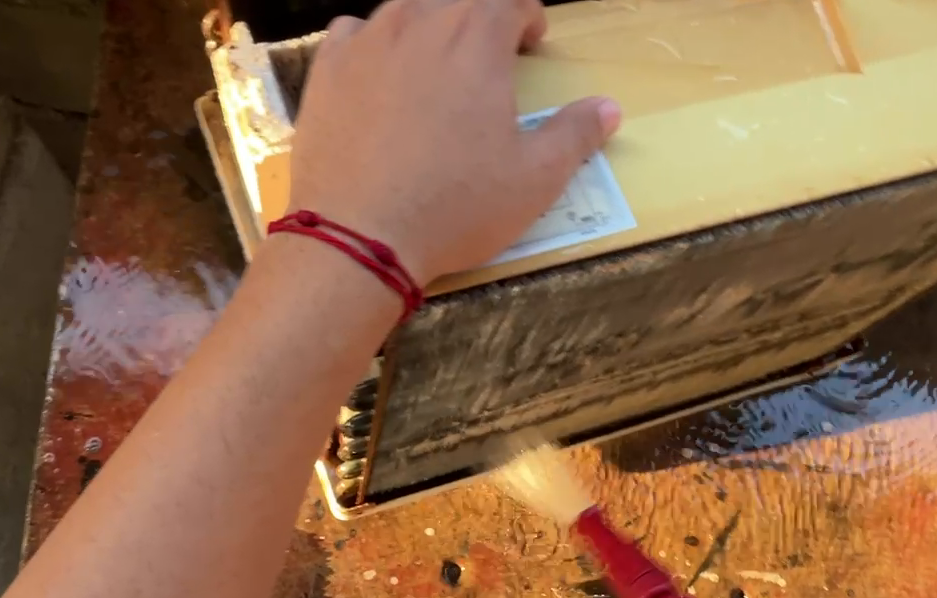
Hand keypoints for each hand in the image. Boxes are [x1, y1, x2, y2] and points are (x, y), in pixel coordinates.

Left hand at [285, 0, 621, 283]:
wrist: (360, 236)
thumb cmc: (455, 209)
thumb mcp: (533, 182)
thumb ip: (574, 137)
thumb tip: (609, 108)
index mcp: (477, 36)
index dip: (526, 15)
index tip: (531, 40)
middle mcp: (421, 20)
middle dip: (479, 15)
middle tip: (486, 51)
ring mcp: (368, 41)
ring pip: (405, 8)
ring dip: (428, 26)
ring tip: (435, 63)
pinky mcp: (327, 71)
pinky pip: (352, 33)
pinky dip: (372, 44)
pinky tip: (379, 74)